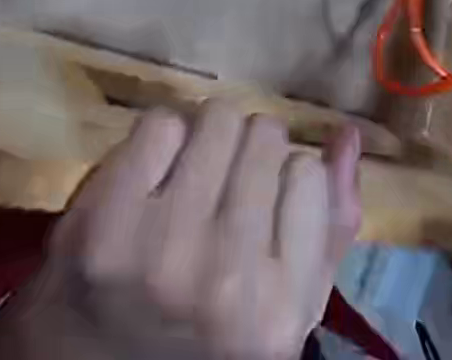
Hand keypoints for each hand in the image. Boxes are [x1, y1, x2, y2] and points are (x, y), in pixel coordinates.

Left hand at [0, 102, 362, 359]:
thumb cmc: (198, 334)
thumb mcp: (282, 307)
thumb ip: (328, 227)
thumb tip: (347, 136)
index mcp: (282, 308)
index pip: (308, 173)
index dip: (281, 180)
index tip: (256, 206)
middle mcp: (227, 278)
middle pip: (263, 135)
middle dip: (245, 151)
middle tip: (217, 188)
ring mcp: (162, 247)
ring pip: (217, 117)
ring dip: (205, 137)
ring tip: (187, 178)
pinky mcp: (104, 218)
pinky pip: (161, 122)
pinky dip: (159, 138)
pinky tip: (149, 177)